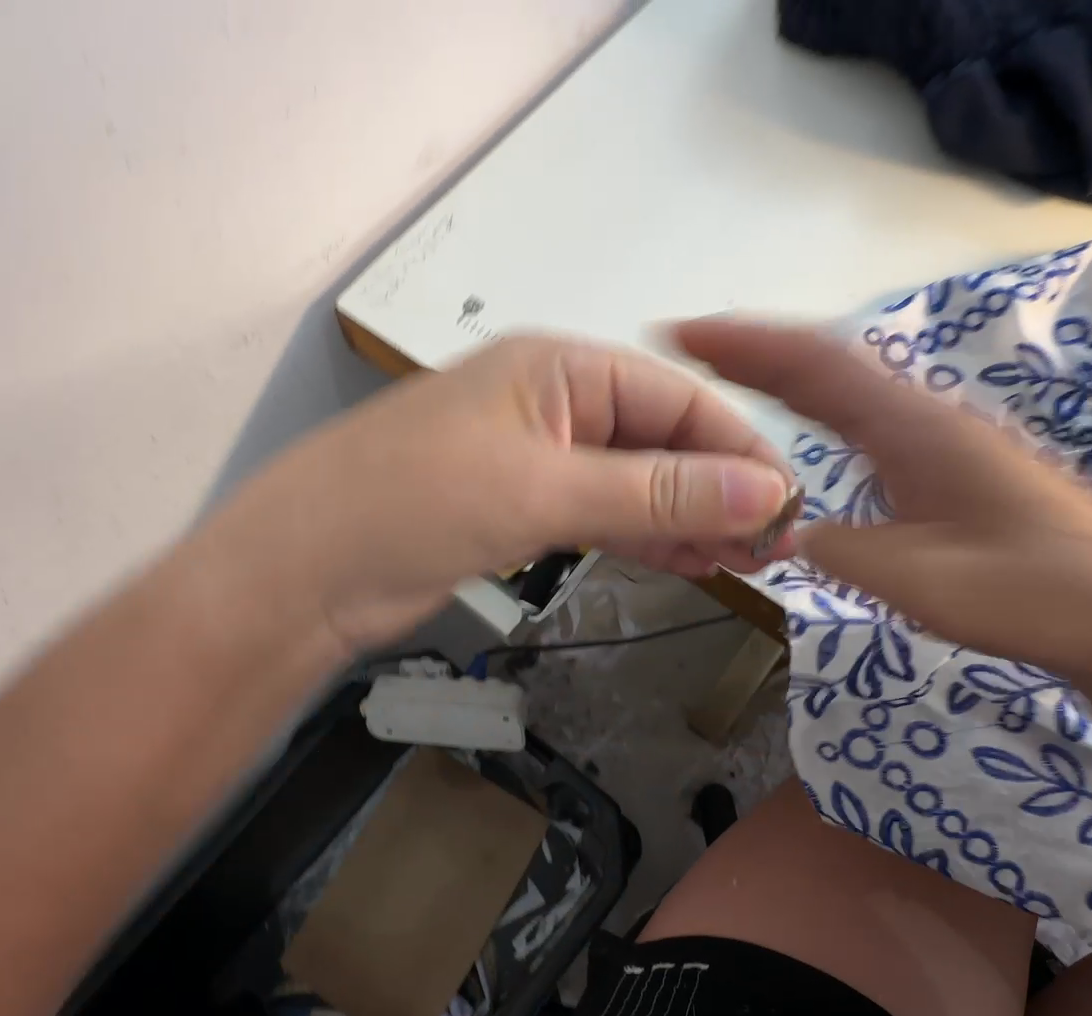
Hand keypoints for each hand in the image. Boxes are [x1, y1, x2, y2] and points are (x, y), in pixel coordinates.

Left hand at [206, 334, 796, 651]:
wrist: (302, 573)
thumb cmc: (412, 504)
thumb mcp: (544, 488)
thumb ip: (657, 492)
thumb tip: (766, 492)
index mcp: (558, 367)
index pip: (676, 398)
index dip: (738, 450)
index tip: (789, 503)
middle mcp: (555, 403)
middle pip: (661, 441)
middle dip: (719, 490)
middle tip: (776, 546)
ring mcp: (539, 459)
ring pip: (637, 483)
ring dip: (690, 519)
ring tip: (747, 562)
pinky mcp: (522, 509)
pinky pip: (605, 515)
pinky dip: (647, 537)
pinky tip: (692, 561)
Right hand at [676, 318, 1091, 679]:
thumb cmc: (1030, 597)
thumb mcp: (918, 580)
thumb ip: (839, 549)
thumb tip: (783, 530)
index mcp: (915, 429)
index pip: (815, 367)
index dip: (746, 345)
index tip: (686, 333)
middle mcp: (928, 417)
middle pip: (831, 363)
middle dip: (758, 348)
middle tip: (695, 343)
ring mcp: (946, 437)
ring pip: (853, 385)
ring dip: (790, 372)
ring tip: (735, 373)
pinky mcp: (956, 464)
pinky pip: (871, 414)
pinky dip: (823, 403)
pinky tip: (812, 421)